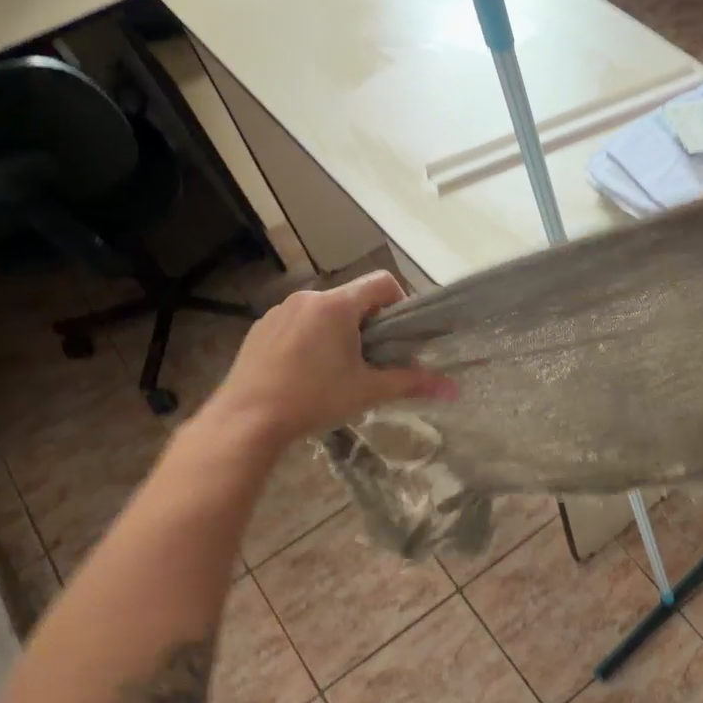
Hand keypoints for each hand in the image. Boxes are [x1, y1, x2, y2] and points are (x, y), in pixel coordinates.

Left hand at [199, 272, 455, 446]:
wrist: (247, 419)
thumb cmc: (314, 399)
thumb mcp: (369, 392)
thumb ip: (413, 384)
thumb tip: (455, 390)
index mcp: (337, 305)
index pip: (382, 282)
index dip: (400, 304)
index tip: (399, 337)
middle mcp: (308, 298)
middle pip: (353, 299)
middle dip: (369, 325)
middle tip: (372, 362)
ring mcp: (280, 311)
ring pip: (324, 312)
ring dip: (339, 332)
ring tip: (337, 371)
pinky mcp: (260, 328)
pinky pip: (298, 324)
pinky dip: (311, 340)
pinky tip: (306, 374)